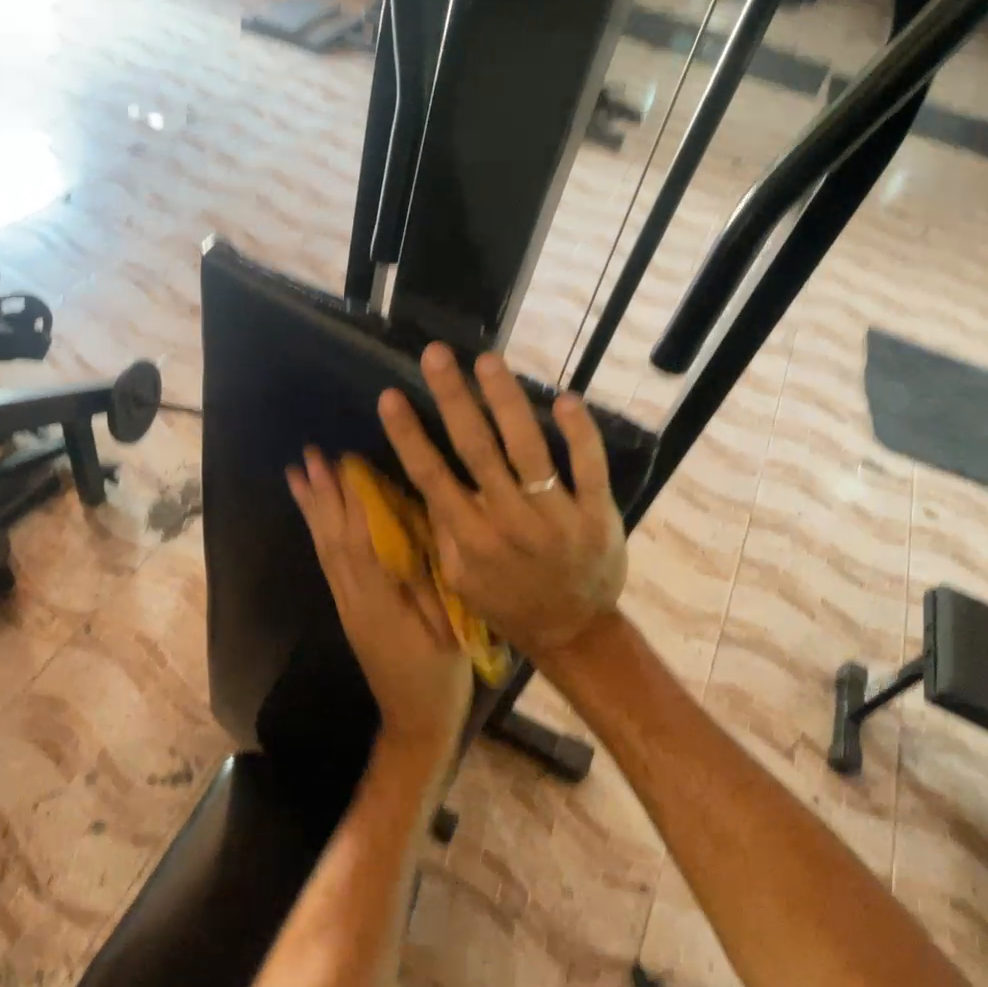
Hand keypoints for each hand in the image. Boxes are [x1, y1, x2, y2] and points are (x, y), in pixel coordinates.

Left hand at [287, 447, 472, 748]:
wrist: (415, 724)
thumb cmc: (442, 679)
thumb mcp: (449, 632)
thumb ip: (430, 585)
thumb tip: (421, 534)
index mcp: (380, 602)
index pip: (361, 540)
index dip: (352, 499)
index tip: (344, 461)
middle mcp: (355, 600)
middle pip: (332, 540)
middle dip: (321, 496)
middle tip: (307, 455)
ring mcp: (348, 607)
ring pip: (325, 551)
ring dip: (312, 511)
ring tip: (297, 476)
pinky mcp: (350, 612)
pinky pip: (330, 564)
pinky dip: (320, 534)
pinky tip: (317, 516)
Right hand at [377, 344, 625, 659]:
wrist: (573, 632)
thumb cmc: (509, 603)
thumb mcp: (462, 579)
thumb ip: (447, 531)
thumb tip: (430, 482)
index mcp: (471, 539)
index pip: (432, 477)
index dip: (409, 435)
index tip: (391, 396)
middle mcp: (509, 522)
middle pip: (476, 450)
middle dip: (453, 398)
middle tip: (436, 354)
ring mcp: (556, 517)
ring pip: (528, 449)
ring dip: (506, 401)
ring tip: (487, 362)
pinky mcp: (596, 513)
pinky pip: (589, 466)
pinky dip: (579, 432)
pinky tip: (565, 399)